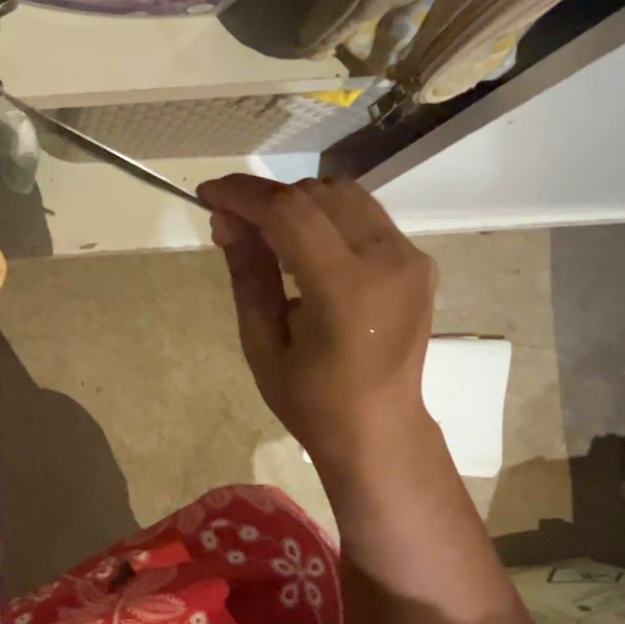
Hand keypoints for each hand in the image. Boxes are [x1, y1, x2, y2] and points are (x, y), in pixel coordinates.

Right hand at [198, 174, 436, 465]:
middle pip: (317, 194)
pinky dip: (325, 218)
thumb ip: (248, 274)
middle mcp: (388, 261)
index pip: (290, 213)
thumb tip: (226, 220)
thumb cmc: (311, 400)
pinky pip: (364, 217)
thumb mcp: (262, 343)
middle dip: (267, 199)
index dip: (244, 196)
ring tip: (264, 235)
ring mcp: (409, 257)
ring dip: (297, 204)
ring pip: (344, 196)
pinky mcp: (417, 260)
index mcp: (346, 290)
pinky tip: (302, 249)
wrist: (378, 428)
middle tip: (230, 224)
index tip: (207, 196)